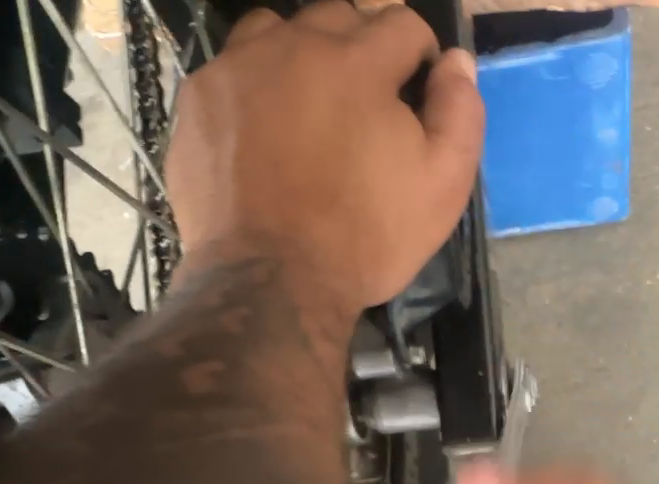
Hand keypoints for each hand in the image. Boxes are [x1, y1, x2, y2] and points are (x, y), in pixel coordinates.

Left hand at [165, 1, 484, 315]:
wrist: (272, 282)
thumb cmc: (367, 239)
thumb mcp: (442, 187)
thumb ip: (459, 113)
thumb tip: (455, 61)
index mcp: (359, 62)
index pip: (403, 24)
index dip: (421, 58)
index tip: (418, 98)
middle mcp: (294, 45)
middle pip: (340, 17)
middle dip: (364, 51)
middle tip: (368, 111)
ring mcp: (238, 68)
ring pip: (279, 31)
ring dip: (305, 57)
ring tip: (312, 112)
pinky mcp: (199, 100)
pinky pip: (234, 70)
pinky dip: (258, 88)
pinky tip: (266, 135)